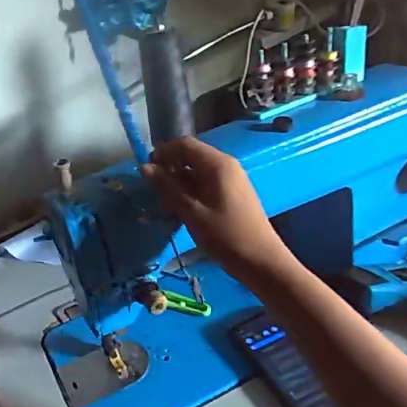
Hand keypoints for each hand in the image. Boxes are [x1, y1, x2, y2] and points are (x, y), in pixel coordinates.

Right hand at [141, 136, 298, 283]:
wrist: (262, 261)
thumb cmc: (226, 236)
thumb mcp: (192, 212)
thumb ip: (168, 187)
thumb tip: (145, 167)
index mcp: (218, 164)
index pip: (185, 144)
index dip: (163, 153)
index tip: (146, 172)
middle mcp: (226, 166)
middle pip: (191, 158)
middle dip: (169, 172)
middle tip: (155, 195)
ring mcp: (231, 181)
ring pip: (197, 174)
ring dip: (178, 187)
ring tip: (165, 209)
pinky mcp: (232, 195)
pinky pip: (206, 186)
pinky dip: (190, 195)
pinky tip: (180, 214)